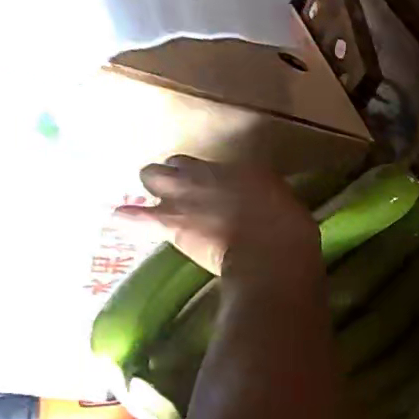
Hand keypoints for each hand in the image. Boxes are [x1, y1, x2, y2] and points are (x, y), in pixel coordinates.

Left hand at [115, 156, 316, 278]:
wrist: (270, 255)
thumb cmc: (291, 233)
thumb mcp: (287, 206)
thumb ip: (265, 199)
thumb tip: (260, 203)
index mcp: (242, 169)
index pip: (216, 166)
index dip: (216, 179)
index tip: (223, 193)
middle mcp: (208, 174)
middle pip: (178, 164)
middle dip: (180, 177)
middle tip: (190, 197)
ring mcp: (183, 195)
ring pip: (151, 175)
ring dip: (156, 189)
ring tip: (163, 206)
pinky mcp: (166, 220)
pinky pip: (130, 216)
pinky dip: (128, 218)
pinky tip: (126, 221)